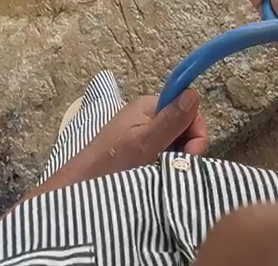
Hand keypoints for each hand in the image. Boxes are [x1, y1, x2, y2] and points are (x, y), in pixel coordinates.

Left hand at [60, 91, 208, 181]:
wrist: (83, 185)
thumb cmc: (110, 161)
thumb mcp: (143, 142)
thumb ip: (170, 121)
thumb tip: (194, 93)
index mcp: (150, 105)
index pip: (188, 108)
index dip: (194, 132)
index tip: (189, 156)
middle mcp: (149, 115)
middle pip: (185, 128)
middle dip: (185, 151)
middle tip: (170, 169)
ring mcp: (145, 133)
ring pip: (177, 145)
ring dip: (174, 161)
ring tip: (159, 175)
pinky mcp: (142, 151)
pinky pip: (165, 155)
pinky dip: (165, 167)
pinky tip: (156, 177)